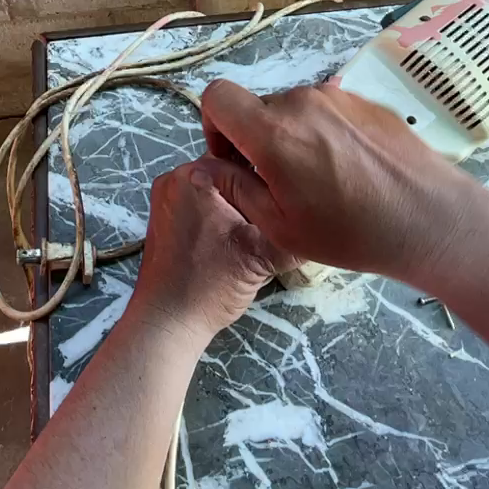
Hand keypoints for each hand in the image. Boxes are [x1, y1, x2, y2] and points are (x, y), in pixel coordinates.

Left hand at [127, 156, 295, 340]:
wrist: (167, 323)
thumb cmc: (208, 285)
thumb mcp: (261, 256)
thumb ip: (293, 234)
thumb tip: (322, 222)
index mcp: (193, 175)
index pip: (247, 165)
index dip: (270, 190)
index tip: (283, 213)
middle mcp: (175, 178)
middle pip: (231, 176)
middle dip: (253, 199)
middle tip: (269, 227)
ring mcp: (166, 198)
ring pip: (218, 192)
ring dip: (238, 210)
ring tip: (252, 237)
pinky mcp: (165, 218)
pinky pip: (202, 205)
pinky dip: (220, 218)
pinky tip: (233, 242)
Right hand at [198, 80, 480, 283]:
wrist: (432, 219)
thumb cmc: (351, 232)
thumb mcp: (280, 227)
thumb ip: (235, 189)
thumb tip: (206, 168)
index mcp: (273, 131)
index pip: (217, 96)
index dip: (214, 126)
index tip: (235, 160)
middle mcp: (300, 100)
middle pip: (257, 107)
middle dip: (256, 139)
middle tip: (281, 183)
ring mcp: (336, 95)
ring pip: (292, 109)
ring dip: (291, 136)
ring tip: (322, 179)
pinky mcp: (363, 99)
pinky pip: (326, 109)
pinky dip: (323, 132)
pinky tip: (351, 169)